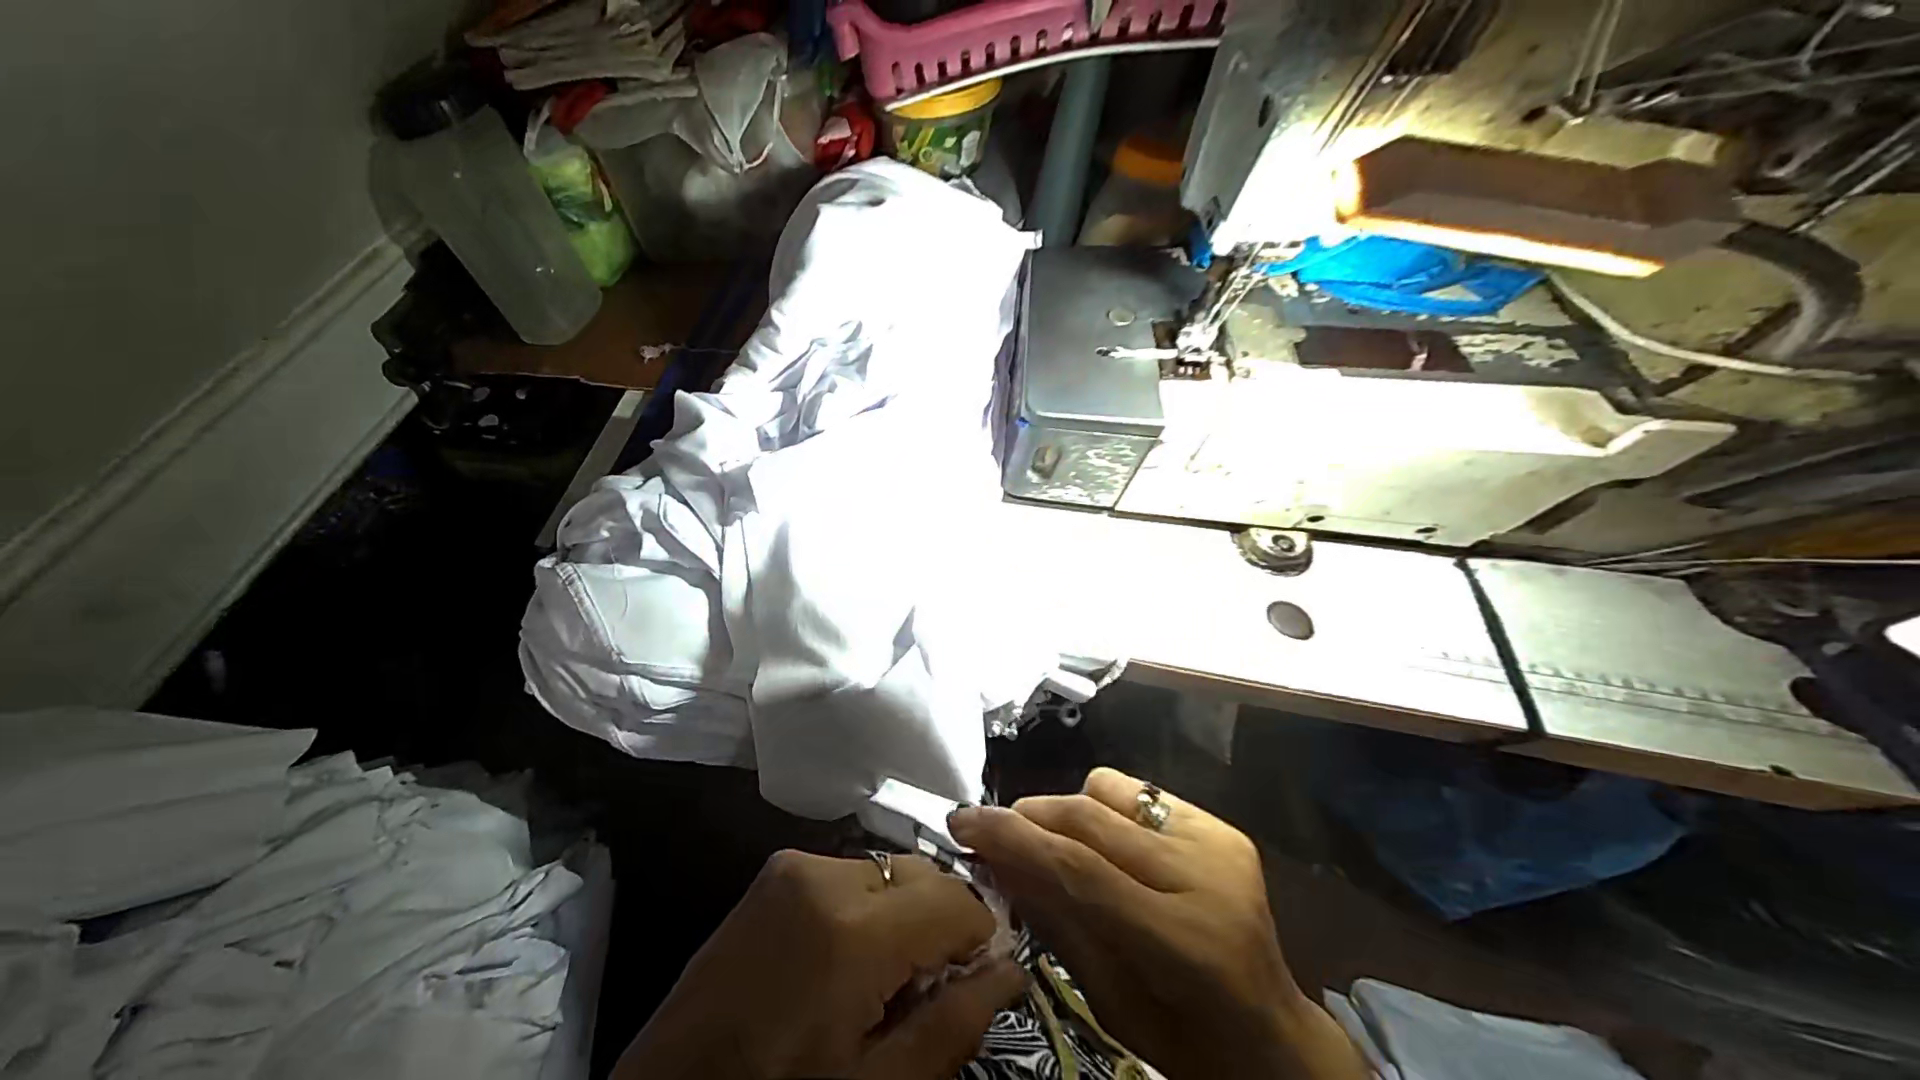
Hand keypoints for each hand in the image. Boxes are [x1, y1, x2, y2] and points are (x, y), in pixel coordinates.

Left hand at [614, 850, 1025, 1079]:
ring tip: (880, 980)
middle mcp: (824, 875)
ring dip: (903, 915)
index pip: (958, 898)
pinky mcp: (771, 875)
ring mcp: (791, 868)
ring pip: (888, 871)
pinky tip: (843, 961)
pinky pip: (847, 875)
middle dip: (940, 923)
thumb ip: (955, 1023)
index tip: (976, 978)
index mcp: (853, 929)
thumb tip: (1009, 967)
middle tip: (925, 989)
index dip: (981, 937)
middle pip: (923, 874)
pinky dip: (866, 907)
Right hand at [950, 768, 1366, 1079]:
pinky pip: (1138, 791)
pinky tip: (1106, 842)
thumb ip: (1054, 918)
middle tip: (989, 828)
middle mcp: (1204, 876)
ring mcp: (1218, 843)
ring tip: (1056, 843)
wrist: (1271, 1034)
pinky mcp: (1222, 827)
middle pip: (1088, 818)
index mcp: (1180, 940)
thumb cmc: (1183, 1038)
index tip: (962, 821)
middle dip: (1027, 816)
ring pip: (1107, 791)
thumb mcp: (1107, 997)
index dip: (1011, 838)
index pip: (1076, 867)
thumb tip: (995, 857)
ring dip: (1065, 810)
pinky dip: (1105, 808)